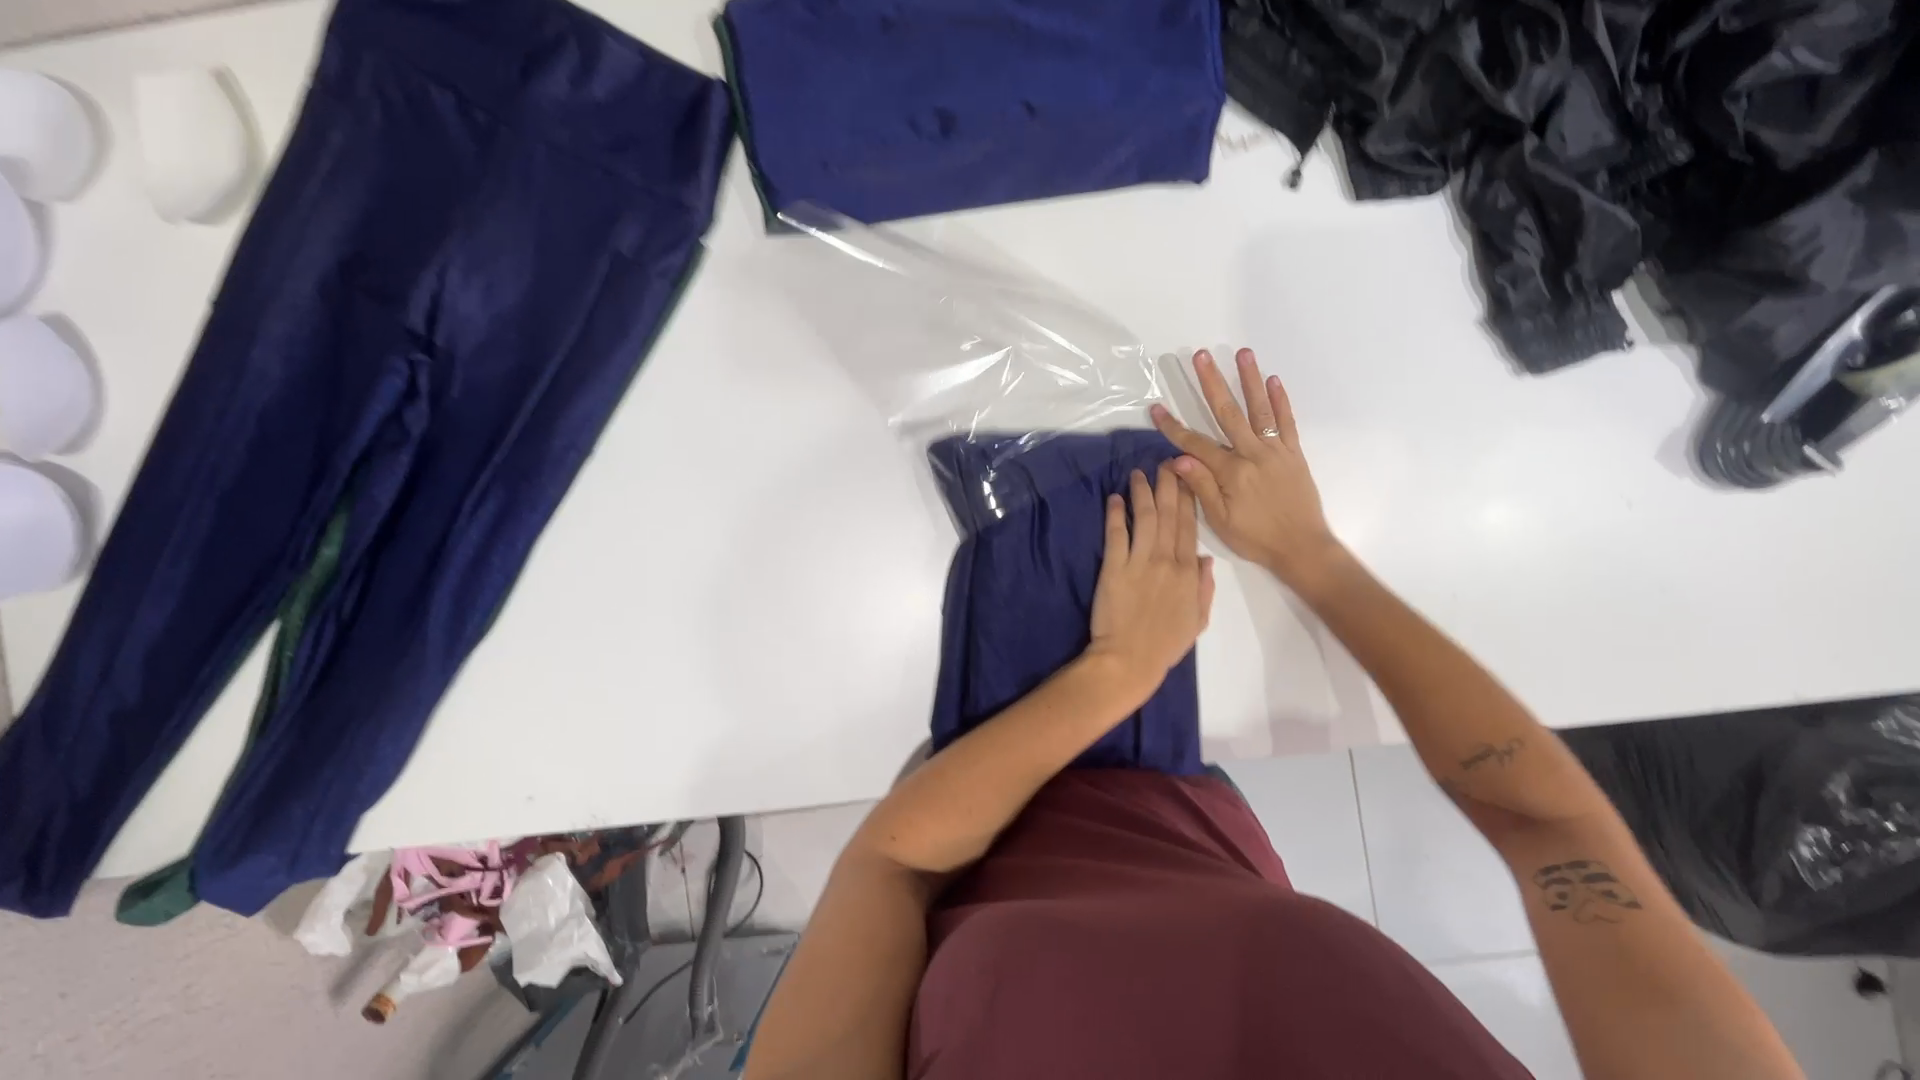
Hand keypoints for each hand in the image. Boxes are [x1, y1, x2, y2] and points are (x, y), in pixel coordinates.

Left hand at [1086, 464, 1215, 694]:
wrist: (1129, 661)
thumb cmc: (1164, 645)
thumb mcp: (1198, 620)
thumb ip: (1204, 588)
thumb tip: (1206, 558)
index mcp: (1189, 573)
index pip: (1190, 528)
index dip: (1188, 500)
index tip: (1186, 479)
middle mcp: (1167, 561)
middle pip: (1170, 515)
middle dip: (1168, 485)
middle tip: (1165, 463)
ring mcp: (1140, 563)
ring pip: (1145, 518)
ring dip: (1142, 493)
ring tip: (1138, 472)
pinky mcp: (1114, 568)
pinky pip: (1117, 534)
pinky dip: (1116, 514)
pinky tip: (1115, 498)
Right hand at [1150, 348, 1345, 586]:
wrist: (1302, 547)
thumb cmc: (1256, 539)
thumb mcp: (1220, 520)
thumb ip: (1201, 487)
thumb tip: (1178, 458)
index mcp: (1230, 472)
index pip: (1194, 444)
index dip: (1173, 427)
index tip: (1156, 408)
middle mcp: (1252, 454)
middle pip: (1227, 413)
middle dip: (1211, 383)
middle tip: (1200, 356)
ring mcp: (1276, 451)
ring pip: (1259, 409)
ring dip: (1249, 379)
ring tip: (1242, 353)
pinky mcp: (1294, 454)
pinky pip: (1287, 422)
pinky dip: (1280, 400)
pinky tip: (1273, 380)